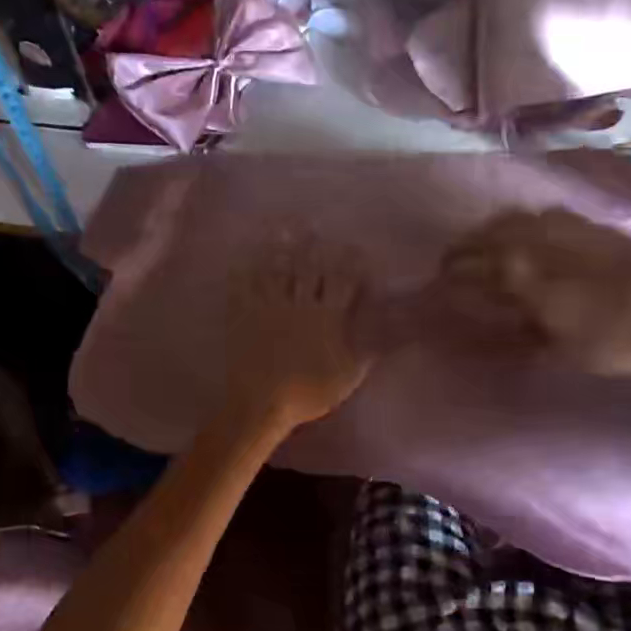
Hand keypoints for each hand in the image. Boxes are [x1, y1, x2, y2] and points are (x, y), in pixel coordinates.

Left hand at [222, 233, 375, 430]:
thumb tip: (387, 327)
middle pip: (309, 268)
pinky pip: (243, 285)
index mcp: (328, 317)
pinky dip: (244, 268)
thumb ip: (368, 348)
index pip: (343, 280)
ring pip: (277, 269)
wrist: (262, 405)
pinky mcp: (244, 315)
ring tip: (283, 228)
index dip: (350, 262)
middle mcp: (300, 304)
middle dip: (314, 246)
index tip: (355, 248)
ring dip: (281, 247)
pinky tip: (244, 254)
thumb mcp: (349, 375)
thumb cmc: (310, 393)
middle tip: (314, 226)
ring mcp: (269, 307)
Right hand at [439, 209, 630, 378]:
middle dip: (463, 250)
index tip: (437, 286)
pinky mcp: (589, 225)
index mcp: (525, 273)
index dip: (451, 276)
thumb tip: (489, 328)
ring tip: (482, 249)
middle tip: (451, 265)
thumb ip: (518, 336)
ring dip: (489, 233)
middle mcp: (538, 240)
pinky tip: (526, 235)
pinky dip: (521, 224)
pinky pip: (541, 216)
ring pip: (512, 221)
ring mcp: (566, 227)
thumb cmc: (618, 341)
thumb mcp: (560, 351)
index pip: (471, 267)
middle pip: (487, 236)